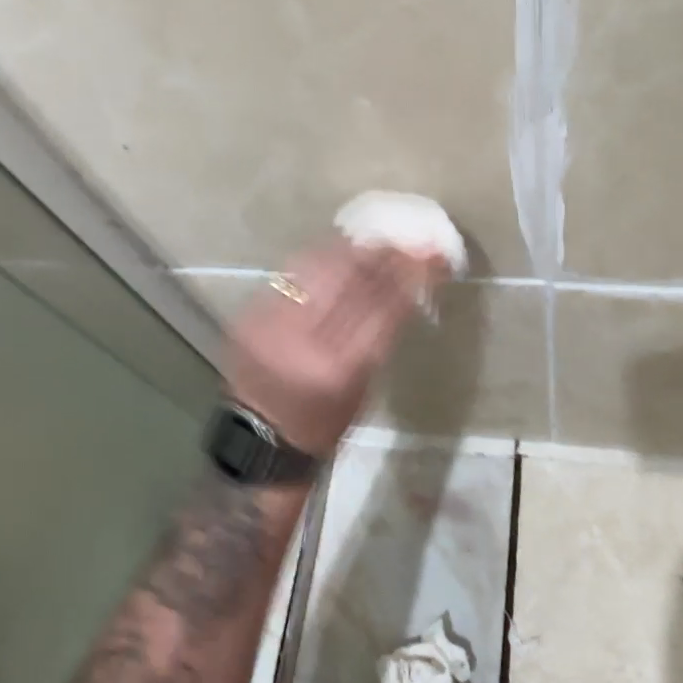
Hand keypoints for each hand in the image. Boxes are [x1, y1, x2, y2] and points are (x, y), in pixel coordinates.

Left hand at [226, 242, 435, 458]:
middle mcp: (303, 341)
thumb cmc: (325, 422)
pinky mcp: (250, 316)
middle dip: (383, 253)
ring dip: (350, 251)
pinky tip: (335, 258)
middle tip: (404, 242)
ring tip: (372, 245)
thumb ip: (380, 331)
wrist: (262, 440)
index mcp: (340, 367)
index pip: (385, 304)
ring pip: (318, 266)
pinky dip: (318, 263)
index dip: (412, 273)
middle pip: (351, 277)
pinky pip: (291, 276)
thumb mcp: (363, 383)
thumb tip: (403, 281)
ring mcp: (271, 323)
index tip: (432, 256)